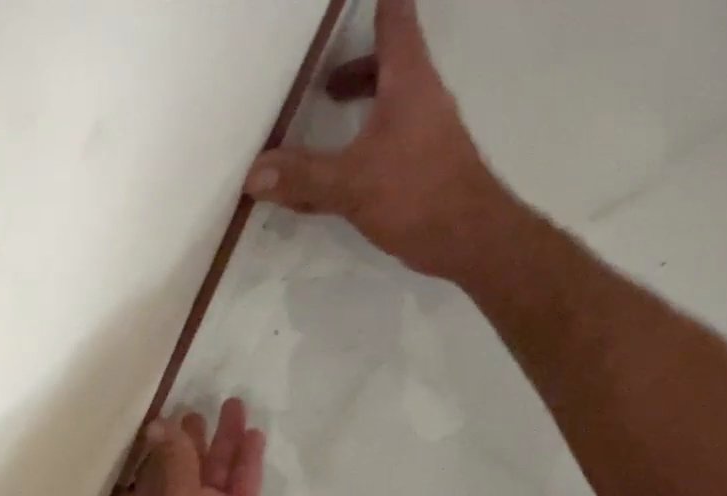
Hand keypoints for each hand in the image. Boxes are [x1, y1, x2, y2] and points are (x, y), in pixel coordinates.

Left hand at [126, 398, 280, 495]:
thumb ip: (173, 458)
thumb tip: (156, 425)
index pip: (154, 467)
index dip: (164, 440)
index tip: (173, 412)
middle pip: (187, 466)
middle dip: (195, 437)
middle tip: (202, 408)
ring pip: (217, 471)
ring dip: (225, 441)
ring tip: (236, 405)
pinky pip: (241, 485)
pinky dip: (247, 461)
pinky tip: (254, 435)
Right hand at [243, 0, 514, 277]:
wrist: (472, 241)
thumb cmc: (418, 195)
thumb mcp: (351, 185)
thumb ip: (302, 177)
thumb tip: (253, 174)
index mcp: (408, 83)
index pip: (395, 20)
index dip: (382, 1)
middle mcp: (422, 99)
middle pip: (389, 63)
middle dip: (356, 66)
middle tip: (320, 78)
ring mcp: (427, 134)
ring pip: (389, 104)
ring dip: (360, 103)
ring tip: (327, 114)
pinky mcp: (425, 166)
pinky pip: (387, 142)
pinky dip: (361, 144)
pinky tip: (338, 172)